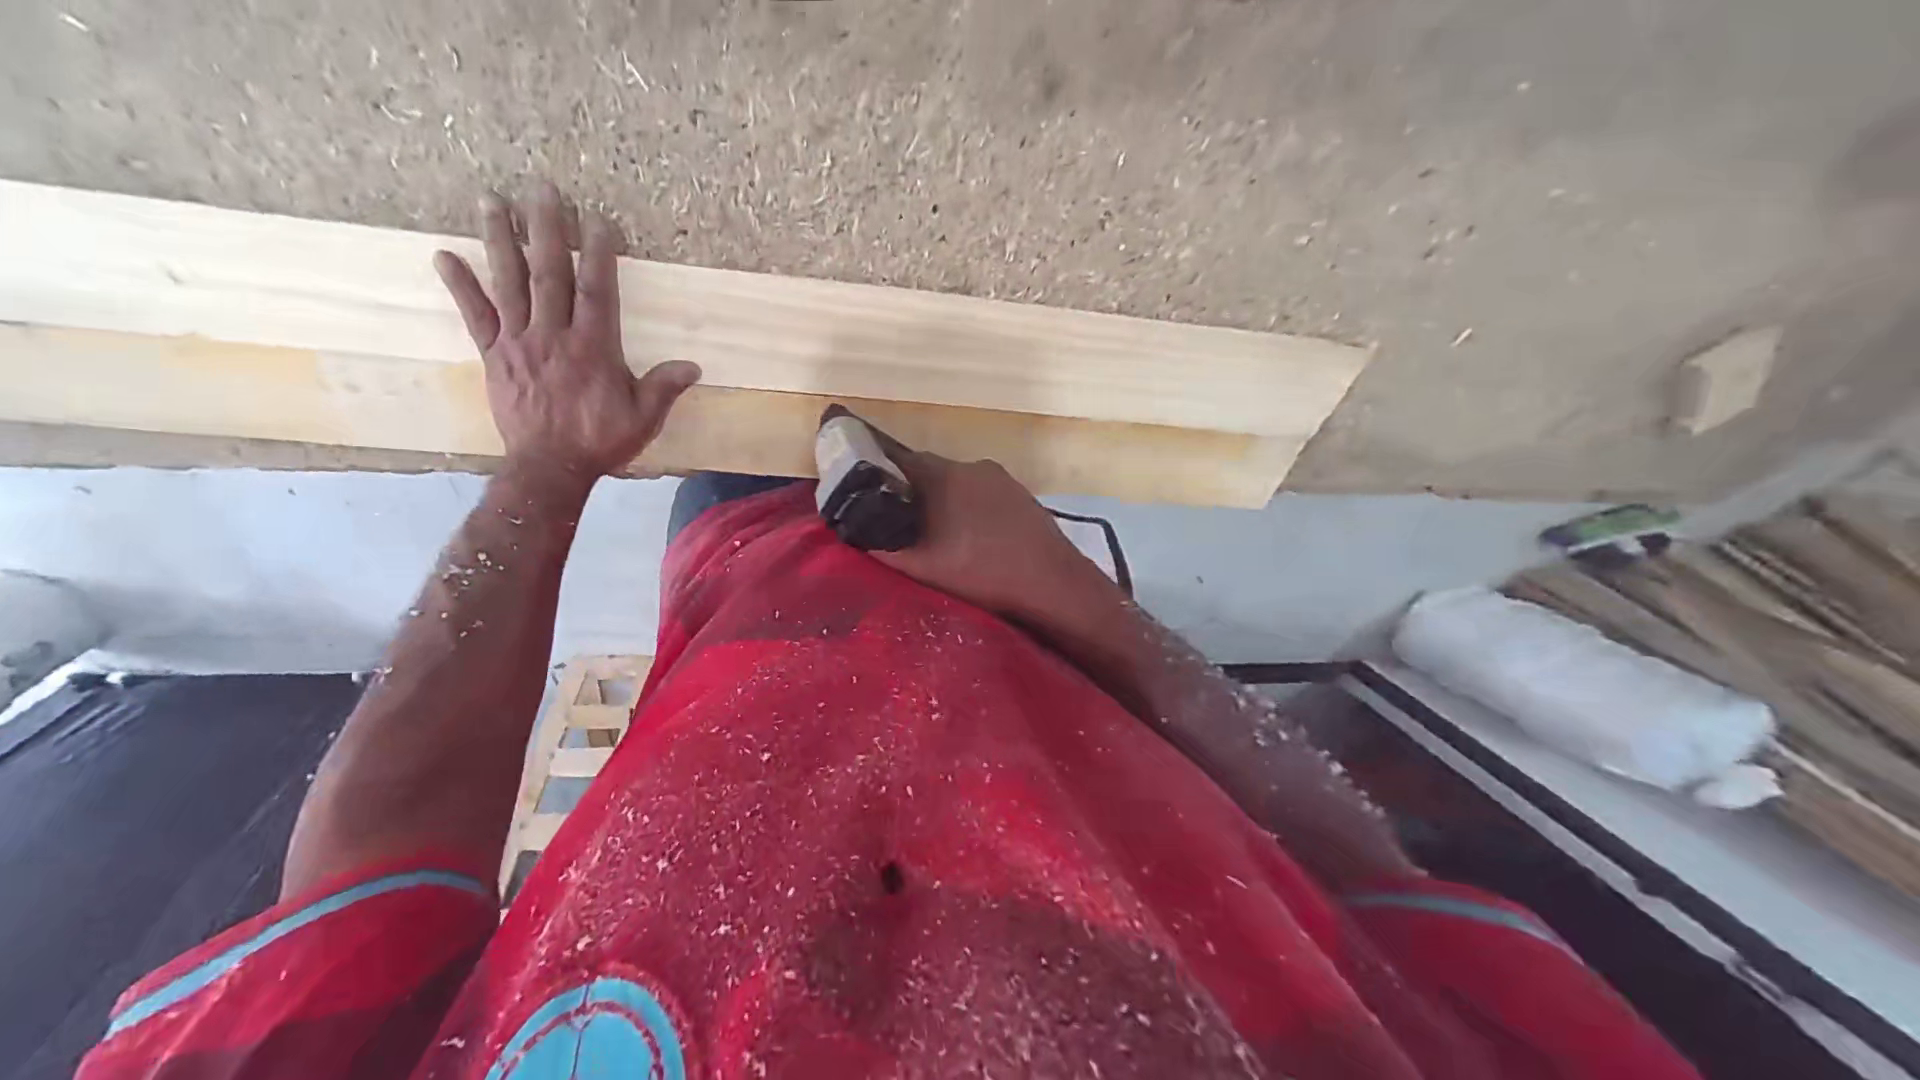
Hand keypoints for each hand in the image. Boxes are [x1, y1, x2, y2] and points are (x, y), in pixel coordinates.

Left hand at [433, 185, 699, 486]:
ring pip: (510, 282)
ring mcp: (520, 342)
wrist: (549, 468)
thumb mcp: (644, 417)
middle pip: (550, 272)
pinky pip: (476, 316)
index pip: (597, 289)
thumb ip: (665, 387)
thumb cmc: (601, 441)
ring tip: (492, 200)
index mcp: (594, 347)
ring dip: (501, 240)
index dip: (598, 251)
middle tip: (542, 188)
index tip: (597, 218)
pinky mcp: (495, 356)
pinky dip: (460, 286)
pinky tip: (444, 255)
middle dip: (548, 228)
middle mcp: (554, 335)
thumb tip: (692, 366)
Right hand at [873, 452, 1122, 625]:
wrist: (1052, 582)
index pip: (896, 459)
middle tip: (901, 522)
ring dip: (945, 501)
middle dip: (912, 492)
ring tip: (940, 535)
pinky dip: (971, 507)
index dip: (878, 471)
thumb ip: (884, 549)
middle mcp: (970, 466)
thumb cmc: (983, 572)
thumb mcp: (924, 567)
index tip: (867, 489)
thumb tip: (855, 535)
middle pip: (929, 471)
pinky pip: (984, 493)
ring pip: (959, 482)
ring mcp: (1000, 478)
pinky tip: (975, 537)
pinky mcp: (1021, 493)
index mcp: (942, 476)